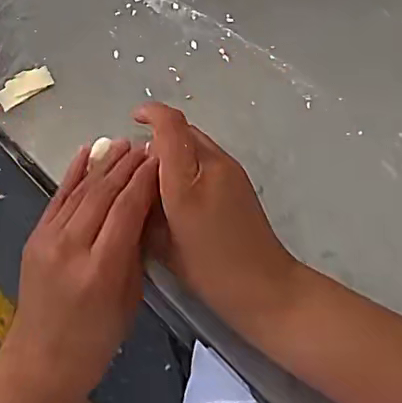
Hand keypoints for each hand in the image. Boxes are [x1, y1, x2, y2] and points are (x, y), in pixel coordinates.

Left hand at [1, 139, 158, 400]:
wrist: (41, 361)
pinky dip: (73, 173)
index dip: (144, 181)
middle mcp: (71, 247)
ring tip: (124, 144)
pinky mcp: (35, 235)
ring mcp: (48, 238)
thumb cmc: (95, 341)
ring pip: (81, 190)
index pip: (126, 210)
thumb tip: (145, 208)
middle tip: (147, 147)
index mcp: (100, 270)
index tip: (160, 160)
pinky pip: (58, 197)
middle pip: (103, 194)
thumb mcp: (129, 301)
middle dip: (127, 166)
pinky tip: (87, 152)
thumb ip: (134, 251)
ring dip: (104, 164)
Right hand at [134, 103, 304, 332]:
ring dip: (175, 149)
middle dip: (159, 136)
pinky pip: (207, 157)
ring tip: (159, 179)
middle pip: (182, 130)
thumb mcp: (163, 243)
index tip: (134, 118)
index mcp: (189, 180)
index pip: (170, 126)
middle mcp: (212, 164)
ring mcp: (231, 169)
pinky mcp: (241, 179)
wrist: (267, 289)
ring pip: (195, 142)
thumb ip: (145, 204)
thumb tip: (137, 176)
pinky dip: (190, 162)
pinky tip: (182, 192)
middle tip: (140, 161)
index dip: (150, 113)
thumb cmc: (210, 271)